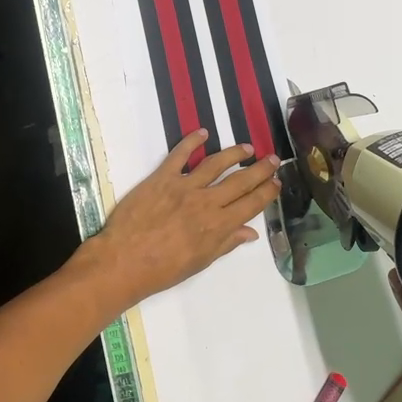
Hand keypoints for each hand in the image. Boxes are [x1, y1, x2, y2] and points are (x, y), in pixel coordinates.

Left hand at [69, 130, 279, 313]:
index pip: (250, 204)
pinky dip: (191, 141)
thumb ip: (225, 244)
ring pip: (215, 164)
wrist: (125, 260)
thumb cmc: (163, 269)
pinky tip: (202, 133)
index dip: (266, 192)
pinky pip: (178, 155)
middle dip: (259, 170)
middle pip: (239, 181)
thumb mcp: (200, 262)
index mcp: (217, 226)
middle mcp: (205, 202)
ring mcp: (183, 187)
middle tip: (273, 159)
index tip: (277, 182)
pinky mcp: (161, 177)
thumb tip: (250, 232)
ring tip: (247, 148)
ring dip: (233, 154)